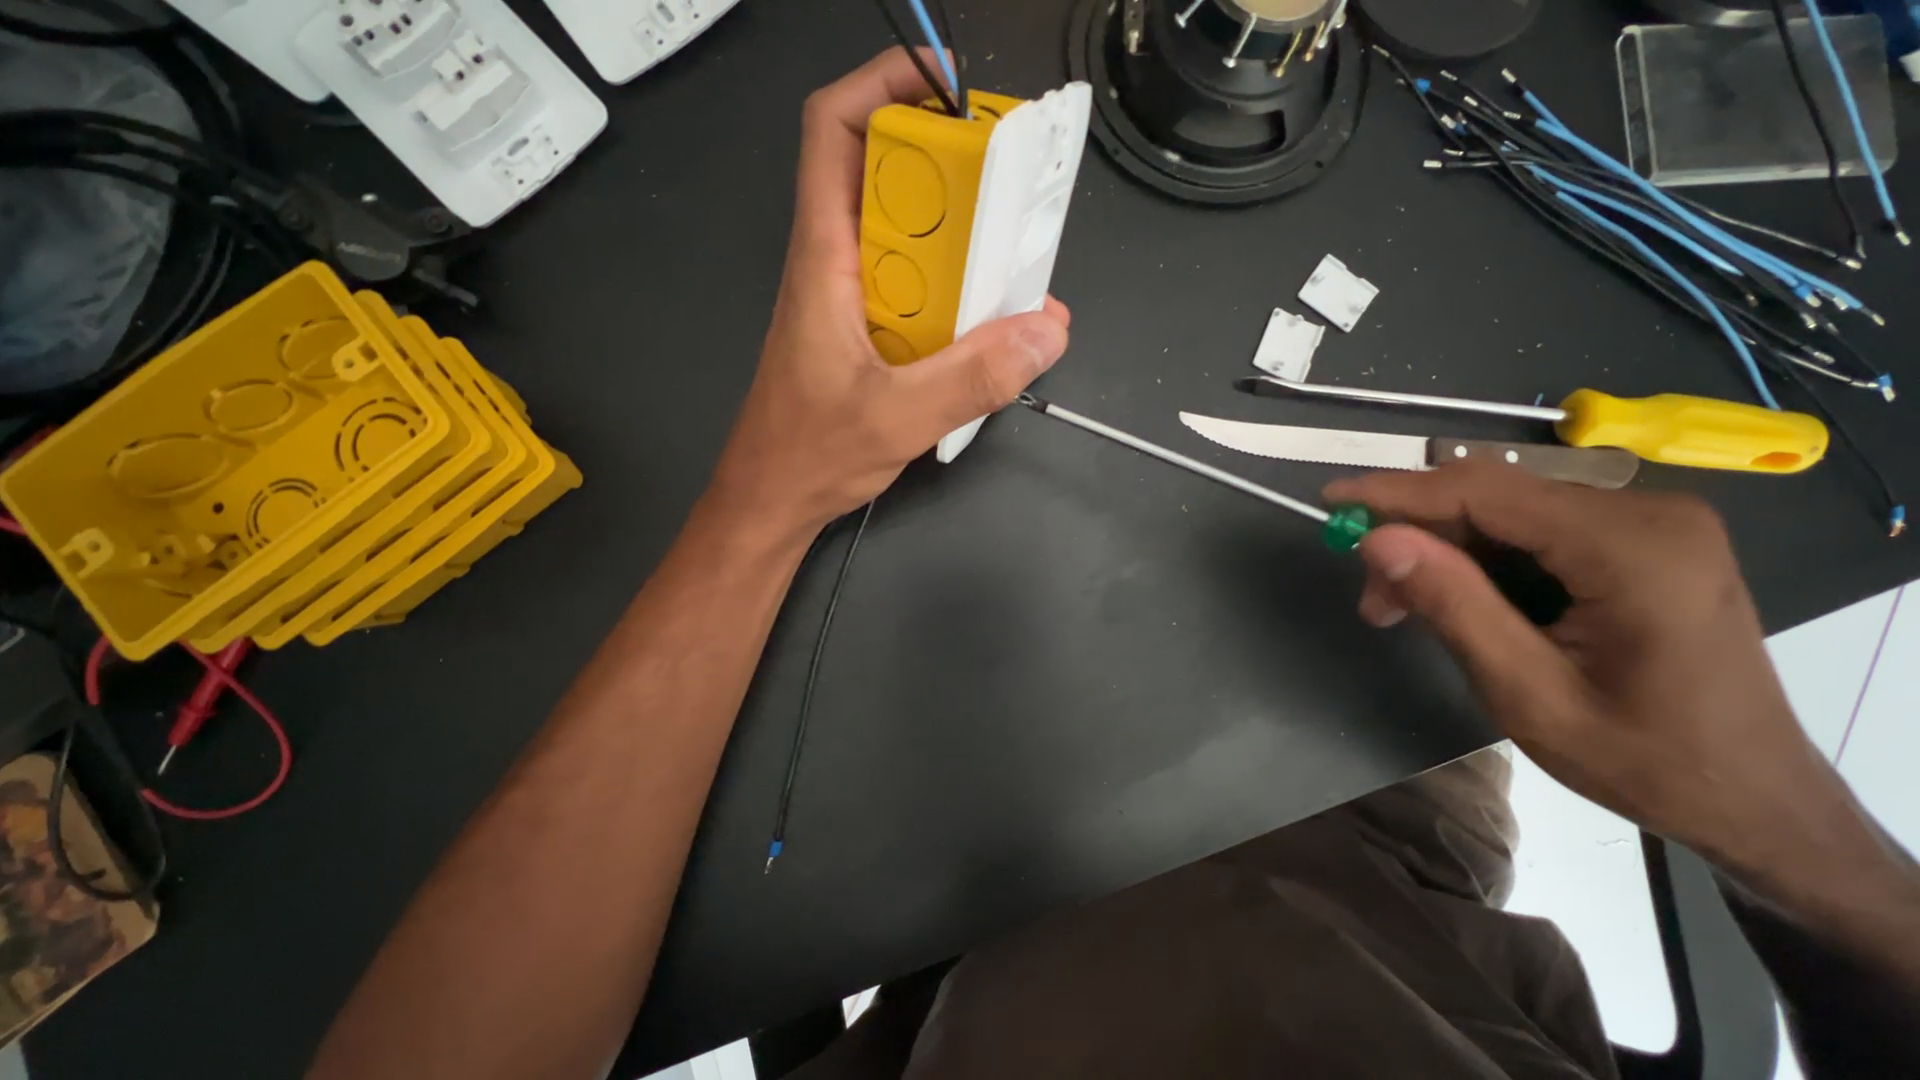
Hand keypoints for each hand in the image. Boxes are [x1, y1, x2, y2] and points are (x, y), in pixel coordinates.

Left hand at [709, 49, 1071, 535]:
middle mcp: (836, 259)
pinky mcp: (868, 327)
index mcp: (824, 255)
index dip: (886, 84)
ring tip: (1020, 244)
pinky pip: (920, 281)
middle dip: (949, 157)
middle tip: (1014, 176)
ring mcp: (852, 294)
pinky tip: (999, 314)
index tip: (953, 90)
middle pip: (884, 168)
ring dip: (964, 226)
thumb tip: (1048, 328)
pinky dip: (961, 284)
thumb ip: (972, 377)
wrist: (771, 499)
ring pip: (909, 227)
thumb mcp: (897, 418)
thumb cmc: (810, 454)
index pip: (833, 129)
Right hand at [1323, 463, 1849, 878]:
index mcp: (1633, 547)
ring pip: (1512, 512)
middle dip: (1421, 535)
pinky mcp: (1647, 540)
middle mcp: (1650, 513)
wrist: (1756, 798)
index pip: (1486, 490)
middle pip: (1497, 496)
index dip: (1398, 492)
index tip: (1330, 500)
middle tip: (1374, 599)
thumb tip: (1377, 539)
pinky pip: (1541, 530)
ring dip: (1449, 551)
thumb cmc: (1645, 760)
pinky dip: (1488, 560)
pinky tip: (1464, 603)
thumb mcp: (1529, 695)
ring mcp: (1654, 523)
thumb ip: (1454, 607)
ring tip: (1406, 609)